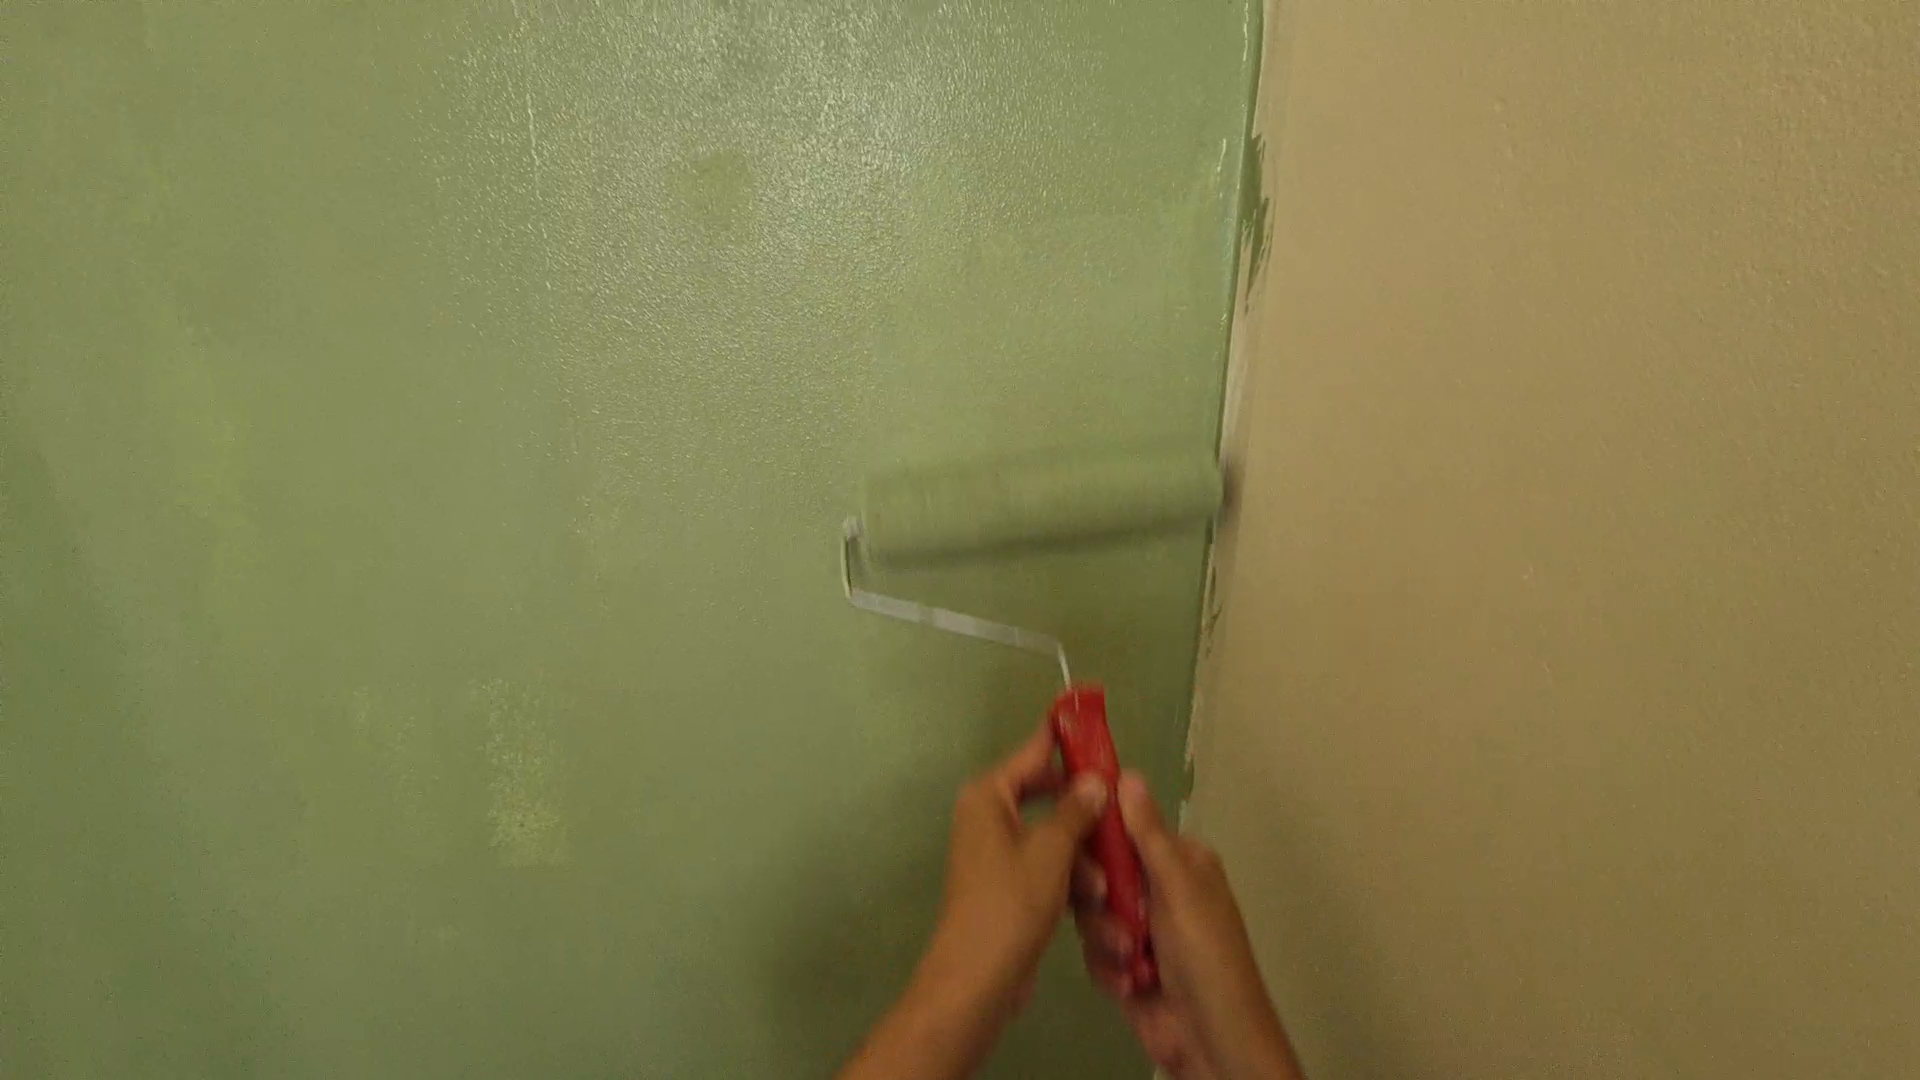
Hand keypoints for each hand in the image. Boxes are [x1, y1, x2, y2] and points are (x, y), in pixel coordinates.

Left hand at [918, 722, 1109, 1015]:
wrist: (977, 978)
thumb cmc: (1011, 902)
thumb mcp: (1052, 851)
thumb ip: (1076, 809)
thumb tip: (1095, 778)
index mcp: (989, 795)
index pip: (1032, 752)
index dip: (1062, 737)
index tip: (1090, 722)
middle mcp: (988, 815)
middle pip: (1046, 795)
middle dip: (1083, 812)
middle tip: (1118, 811)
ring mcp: (995, 850)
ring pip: (1050, 835)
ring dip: (1081, 856)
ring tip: (1107, 883)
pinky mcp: (1006, 883)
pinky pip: (1044, 864)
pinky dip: (1068, 878)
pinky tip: (1096, 903)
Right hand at [1073, 772, 1302, 1079]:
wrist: (1212, 1044)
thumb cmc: (1204, 955)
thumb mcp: (1178, 888)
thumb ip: (1147, 833)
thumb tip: (1128, 773)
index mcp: (1178, 860)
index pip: (1127, 827)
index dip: (1099, 831)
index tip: (1072, 832)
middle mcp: (1158, 887)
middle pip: (1101, 868)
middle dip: (1101, 895)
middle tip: (1104, 903)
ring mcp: (1139, 925)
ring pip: (1092, 909)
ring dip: (1107, 937)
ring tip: (1130, 959)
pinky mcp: (1124, 961)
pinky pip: (1093, 947)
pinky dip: (1108, 966)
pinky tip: (1129, 983)